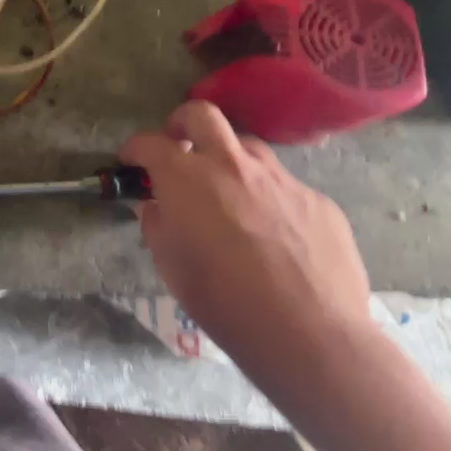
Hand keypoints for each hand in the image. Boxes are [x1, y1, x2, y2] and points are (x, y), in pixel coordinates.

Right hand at [121, 102, 371, 359]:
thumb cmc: (222, 299)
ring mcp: (281, 180)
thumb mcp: (169, 262)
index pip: (150, 142)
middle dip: (182, 124)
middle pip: (202, 115)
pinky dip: (269, 198)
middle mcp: (231, 165)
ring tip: (229, 193)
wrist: (309, 335)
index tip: (131, 162)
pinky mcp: (319, 202)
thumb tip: (157, 207)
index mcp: (186, 177)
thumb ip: (157, 224)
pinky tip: (275, 235)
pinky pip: (286, 187)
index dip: (135, 149)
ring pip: (248, 148)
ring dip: (230, 160)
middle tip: (180, 149)